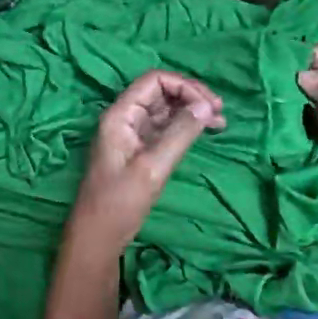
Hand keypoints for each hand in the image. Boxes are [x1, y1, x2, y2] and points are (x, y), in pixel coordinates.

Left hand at [69, 70, 226, 254]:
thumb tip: (206, 105)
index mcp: (121, 114)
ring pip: (166, 109)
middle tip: (219, 110)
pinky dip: (186, 126)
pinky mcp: (140, 149)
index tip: (209, 104)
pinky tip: (204, 131)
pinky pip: (166, 126)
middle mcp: (126, 117)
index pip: (155, 80)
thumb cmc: (120, 202)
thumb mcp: (152, 167)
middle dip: (191, 96)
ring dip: (192, 110)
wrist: (98, 238)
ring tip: (219, 121)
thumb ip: (180, 133)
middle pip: (162, 91)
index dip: (184, 86)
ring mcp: (133, 133)